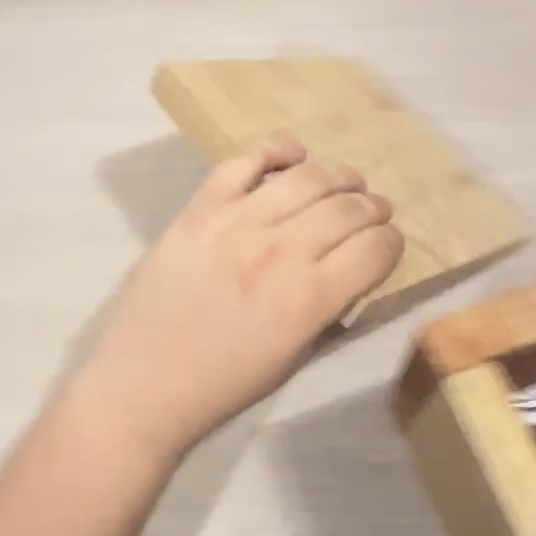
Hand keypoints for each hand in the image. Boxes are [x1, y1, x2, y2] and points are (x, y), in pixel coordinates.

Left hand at [72, 137, 403, 459]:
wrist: (142, 384)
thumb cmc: (223, 384)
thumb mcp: (295, 356)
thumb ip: (330, 307)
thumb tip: (354, 268)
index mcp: (309, 299)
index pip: (375, 248)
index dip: (392, 242)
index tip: (388, 243)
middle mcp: (280, 252)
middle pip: (347, 208)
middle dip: (373, 207)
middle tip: (375, 210)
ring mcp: (236, 223)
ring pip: (307, 178)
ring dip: (338, 176)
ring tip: (345, 183)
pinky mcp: (200, 209)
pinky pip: (244, 160)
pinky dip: (276, 150)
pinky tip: (292, 156)